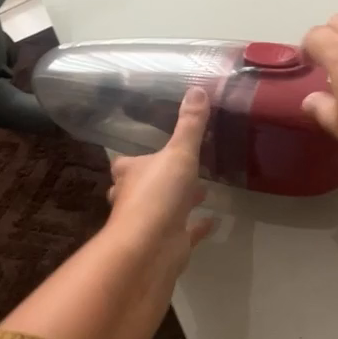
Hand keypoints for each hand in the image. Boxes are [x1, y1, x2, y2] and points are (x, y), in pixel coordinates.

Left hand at [106, 87, 214, 262]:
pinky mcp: (169, 243)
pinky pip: (186, 230)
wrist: (151, 250)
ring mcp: (151, 223)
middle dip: (155, 179)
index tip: (144, 147)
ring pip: (163, 208)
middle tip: (175, 168)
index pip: (124, 162)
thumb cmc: (157, 195)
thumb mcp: (178, 152)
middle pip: (141, 185)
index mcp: (131, 173)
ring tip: (200, 189)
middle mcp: (135, 197)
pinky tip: (213, 219)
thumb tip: (197, 88)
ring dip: (178, 199)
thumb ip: (190, 124)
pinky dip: (198, 226)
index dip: (132, 156)